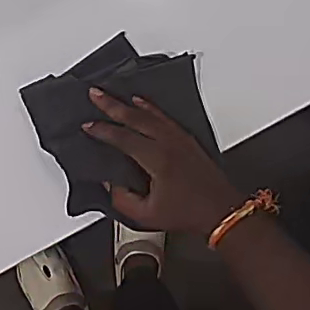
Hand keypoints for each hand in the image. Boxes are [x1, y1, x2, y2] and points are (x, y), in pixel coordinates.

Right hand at [82, 89, 244, 236]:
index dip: (102, 131)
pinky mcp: (188, 140)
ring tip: (112, 94)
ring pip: (150, 113)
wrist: (222, 212)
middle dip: (111, 104)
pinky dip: (150, 107)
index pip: (123, 138)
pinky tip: (142, 103)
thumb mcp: (146, 215)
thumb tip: (109, 184)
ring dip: (128, 102)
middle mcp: (169, 144)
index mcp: (158, 160)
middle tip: (95, 93)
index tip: (88, 126)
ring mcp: (180, 139)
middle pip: (135, 117)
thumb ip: (121, 199)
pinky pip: (164, 116)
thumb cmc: (190, 214)